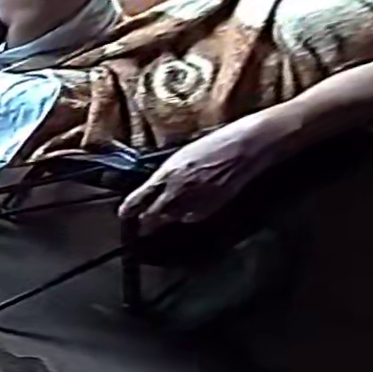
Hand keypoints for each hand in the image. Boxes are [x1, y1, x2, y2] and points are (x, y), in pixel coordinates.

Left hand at [118, 118, 282, 234]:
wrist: (247, 145)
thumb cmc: (210, 147)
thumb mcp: (176, 160)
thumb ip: (160, 178)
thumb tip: (147, 193)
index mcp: (163, 177)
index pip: (135, 201)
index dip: (127, 211)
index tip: (125, 215)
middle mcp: (175, 190)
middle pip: (150, 216)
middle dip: (144, 222)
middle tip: (142, 226)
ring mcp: (195, 198)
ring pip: (170, 219)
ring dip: (165, 220)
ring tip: (163, 219)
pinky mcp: (214, 204)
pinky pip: (193, 217)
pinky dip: (187, 217)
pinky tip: (187, 213)